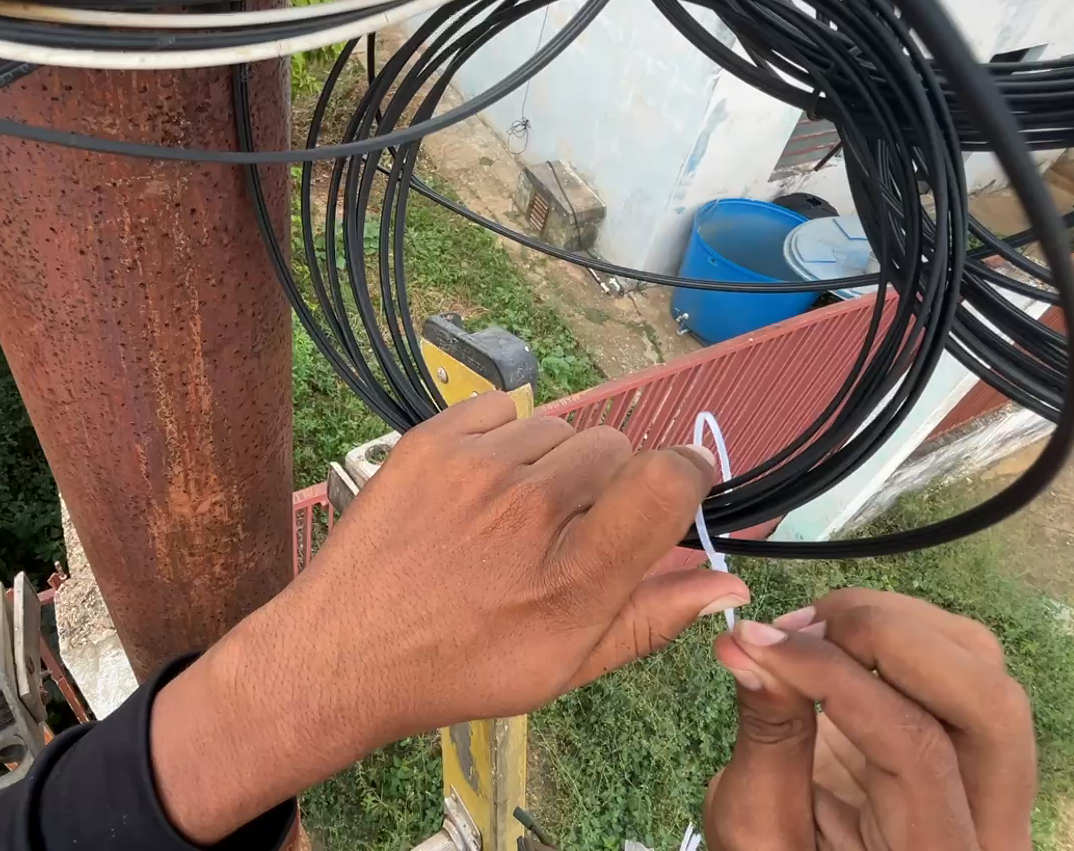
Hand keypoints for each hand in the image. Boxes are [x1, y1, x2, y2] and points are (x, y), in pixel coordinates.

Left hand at [152, 391, 751, 841]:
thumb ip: (651, 617)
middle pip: (615, 446)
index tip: (683, 479)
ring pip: (558, 426)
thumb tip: (728, 582)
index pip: (666, 482)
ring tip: (515, 506)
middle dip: (606, 481)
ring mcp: (476, 465)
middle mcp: (531, 508)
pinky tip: (481, 479)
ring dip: (553, 460)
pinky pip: (501, 407)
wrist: (345, 646)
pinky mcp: (431, 439)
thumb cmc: (461, 664)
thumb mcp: (565, 664)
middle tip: (569, 520)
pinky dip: (503, 437)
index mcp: (576, 576)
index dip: (689, 472)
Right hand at [704, 589, 1035, 850]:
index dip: (829, 673)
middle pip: (988, 697)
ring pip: (979, 662)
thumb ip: (766, 738)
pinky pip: (954, 659)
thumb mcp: (756, 829)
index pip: (915, 743)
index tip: (753, 639)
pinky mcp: (964, 741)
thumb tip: (747, 645)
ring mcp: (994, 781)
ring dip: (887, 621)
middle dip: (885, 636)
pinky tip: (829, 637)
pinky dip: (889, 626)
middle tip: (798, 631)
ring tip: (808, 630)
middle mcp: (996, 824)